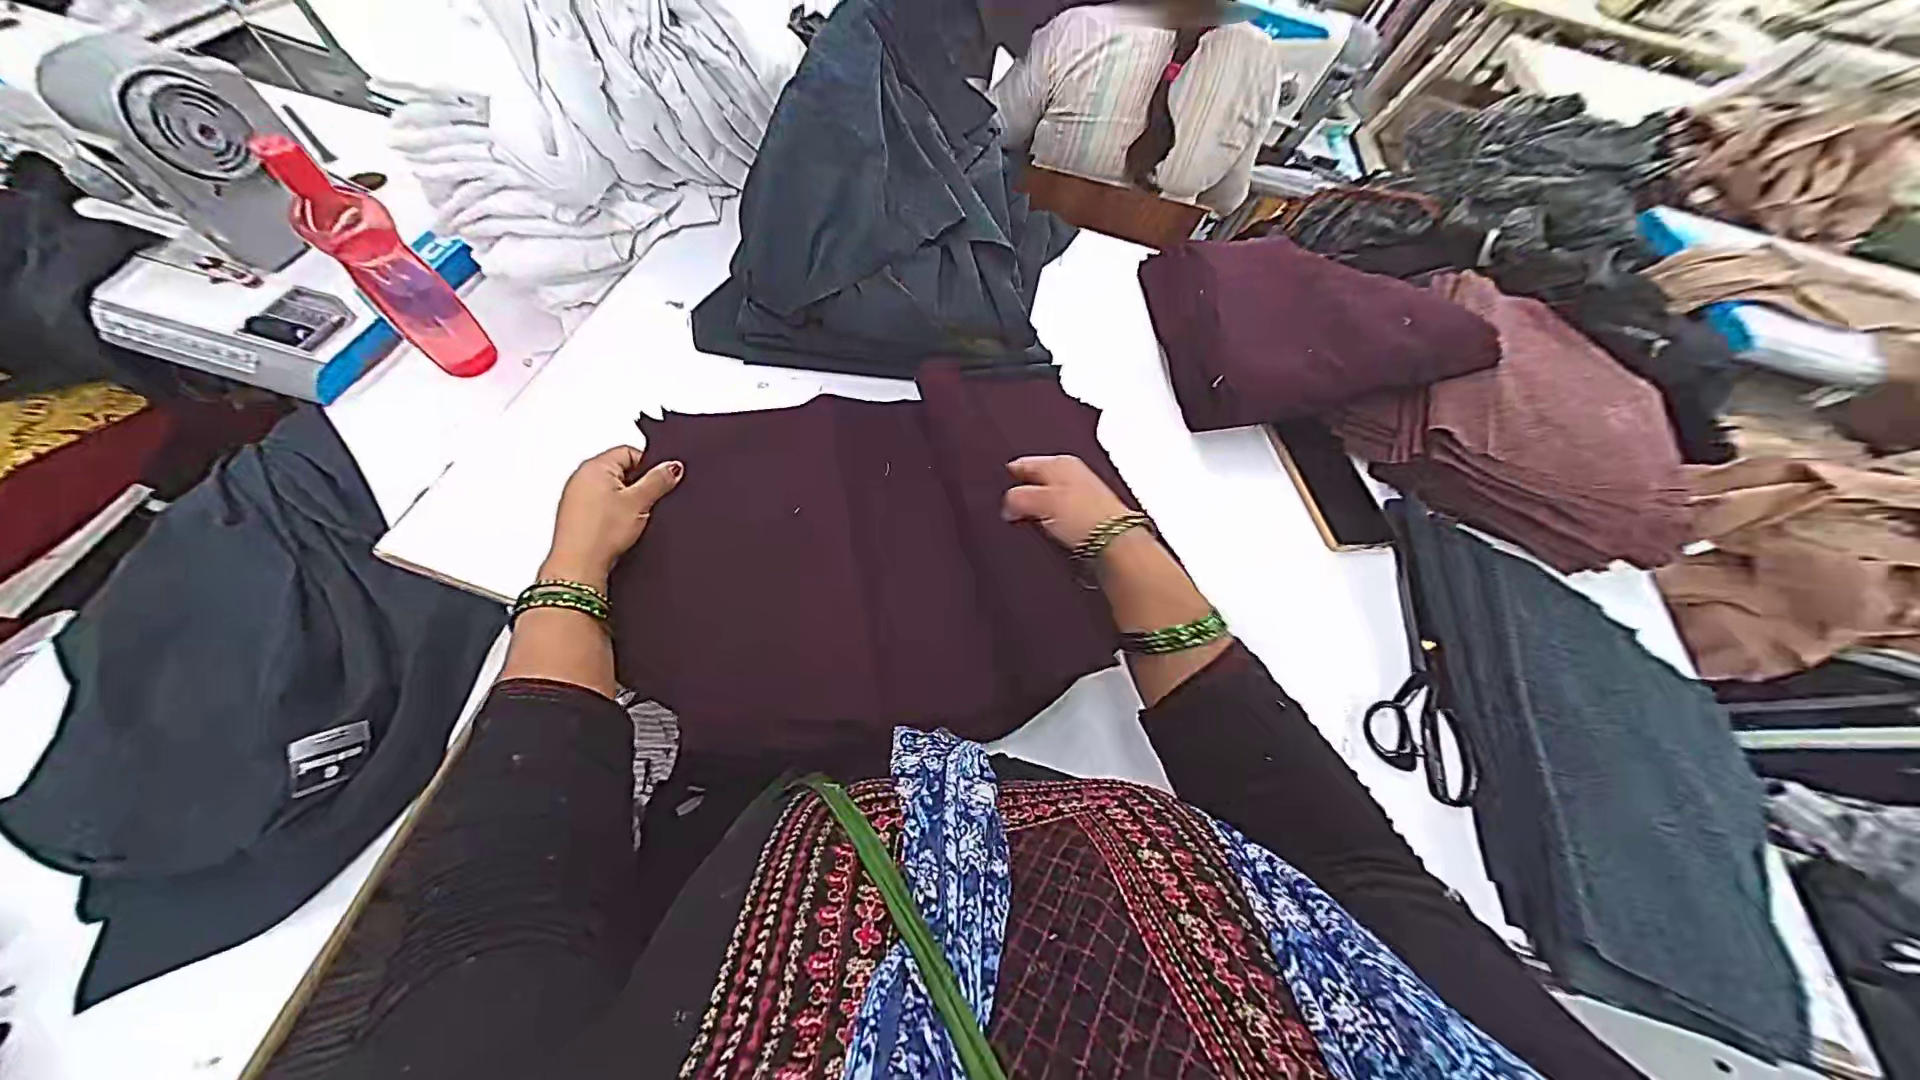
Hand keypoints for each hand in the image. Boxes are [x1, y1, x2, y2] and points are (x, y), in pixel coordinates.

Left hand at [543, 446, 682, 583]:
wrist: (579, 564)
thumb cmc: (599, 532)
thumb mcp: (639, 502)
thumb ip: (658, 480)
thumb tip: (672, 467)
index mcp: (595, 466)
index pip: (630, 451)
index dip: (649, 466)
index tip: (659, 482)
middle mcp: (581, 477)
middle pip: (622, 470)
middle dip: (638, 485)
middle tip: (645, 502)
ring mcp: (577, 496)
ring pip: (613, 489)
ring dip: (626, 501)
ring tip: (630, 517)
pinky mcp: (578, 514)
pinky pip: (604, 505)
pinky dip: (615, 513)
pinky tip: (619, 527)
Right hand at [1001, 455, 1131, 549]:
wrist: (1116, 542)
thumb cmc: (1086, 516)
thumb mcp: (1040, 502)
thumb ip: (1017, 498)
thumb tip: (1007, 505)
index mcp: (1060, 462)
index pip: (1024, 463)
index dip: (1008, 477)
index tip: (996, 489)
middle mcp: (1072, 474)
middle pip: (1035, 482)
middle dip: (1022, 496)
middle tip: (1010, 512)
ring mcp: (1079, 495)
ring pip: (1046, 500)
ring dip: (1036, 512)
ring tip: (1029, 525)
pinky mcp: (1085, 515)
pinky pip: (1058, 516)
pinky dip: (1050, 523)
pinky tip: (1048, 533)